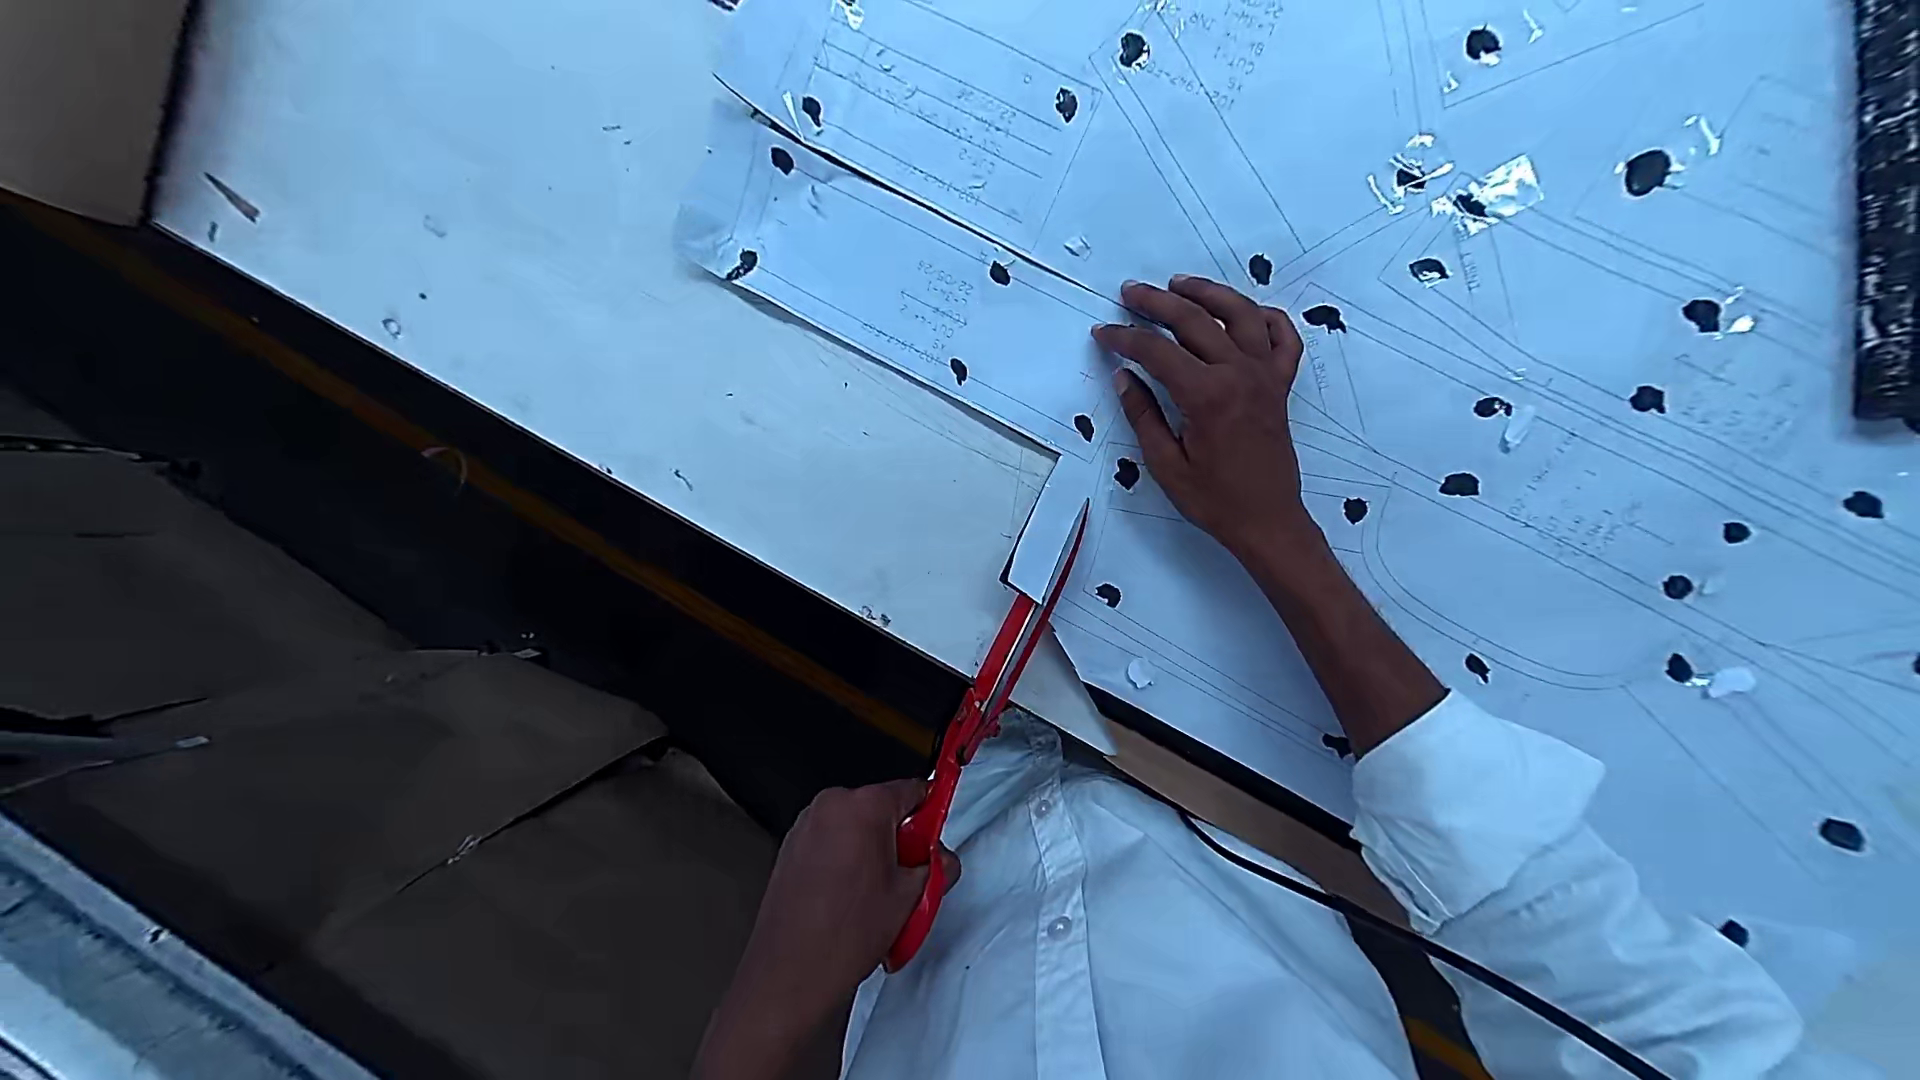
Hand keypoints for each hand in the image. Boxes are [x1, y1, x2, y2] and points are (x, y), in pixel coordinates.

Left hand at [695, 780, 959, 1079]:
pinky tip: (850, 897)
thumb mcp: (911, 898)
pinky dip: (846, 857)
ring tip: (876, 894)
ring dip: (872, 849)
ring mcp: (807, 824)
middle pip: (882, 807)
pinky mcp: (791, 845)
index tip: (935, 828)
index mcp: (864, 806)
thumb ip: (937, 866)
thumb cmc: (840, 937)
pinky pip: (832, 839)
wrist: (789, 975)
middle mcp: (832, 805)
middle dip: (900, 837)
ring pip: (856, 825)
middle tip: (909, 873)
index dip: (930, 811)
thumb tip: (942, 859)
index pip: (913, 789)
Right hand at [1093, 276, 1322, 562]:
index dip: (1125, 338)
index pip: (1157, 351)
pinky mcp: (1280, 385)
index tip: (1103, 333)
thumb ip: (1143, 415)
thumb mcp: (1165, 464)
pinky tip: (1244, 313)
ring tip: (1180, 284)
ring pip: (1240, 315)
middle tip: (1131, 293)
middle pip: (1195, 321)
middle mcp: (1239, 375)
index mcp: (1206, 396)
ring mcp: (1265, 376)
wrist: (1267, 519)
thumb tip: (1124, 377)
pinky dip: (1265, 318)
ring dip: (1208, 294)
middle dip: (1157, 302)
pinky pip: (1281, 338)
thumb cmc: (1213, 499)